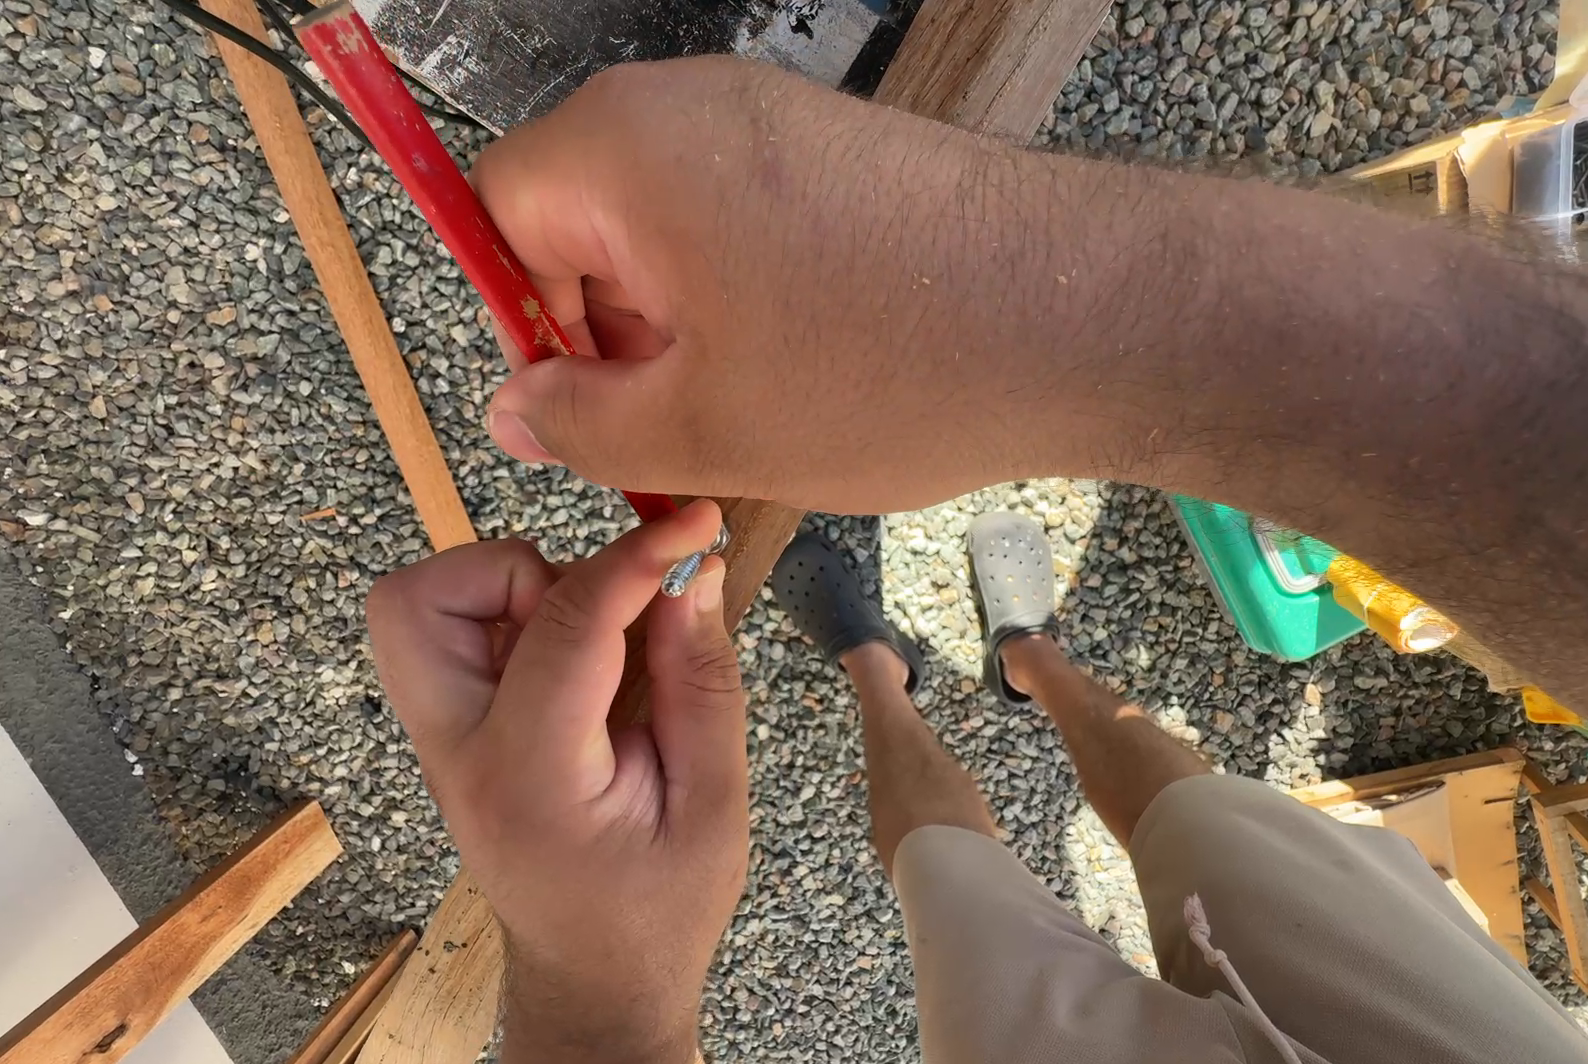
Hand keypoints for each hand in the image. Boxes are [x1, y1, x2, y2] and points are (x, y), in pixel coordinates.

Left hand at [364, 500, 746, 1063]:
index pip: (566, 627)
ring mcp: (442, 746)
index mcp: (532, 779)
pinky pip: (455, 633)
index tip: (697, 524)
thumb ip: (702, 681)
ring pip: (421, 608)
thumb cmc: (663, 906)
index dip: (638, 559)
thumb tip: (693, 574)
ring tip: (601, 634)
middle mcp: (460, 753)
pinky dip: (519, 614)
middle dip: (520, 568)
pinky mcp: (452, 738)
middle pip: (418, 603)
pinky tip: (584, 657)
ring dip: (515, 588)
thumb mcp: (715, 801)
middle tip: (606, 602)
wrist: (594, 981)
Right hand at [470, 56, 1164, 512]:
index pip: (502, 214)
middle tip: (685, 422)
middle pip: (590, 225)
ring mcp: (778, 124)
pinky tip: (815, 370)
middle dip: (618, 335)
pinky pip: (750, 235)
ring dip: (692, 334)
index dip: (529, 318)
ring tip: (762, 407)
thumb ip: (583, 423)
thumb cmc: (881, 377)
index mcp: (627, 150)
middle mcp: (694, 107)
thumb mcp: (703, 432)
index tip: (595, 400)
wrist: (1085, 321)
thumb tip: (512, 408)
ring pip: (675, 241)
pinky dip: (754, 308)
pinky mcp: (841, 160)